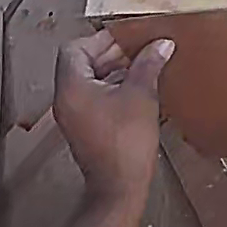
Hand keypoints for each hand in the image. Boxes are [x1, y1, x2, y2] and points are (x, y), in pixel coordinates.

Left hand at [54, 30, 173, 210]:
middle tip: (138, 49)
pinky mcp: (82, 126)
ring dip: (111, 69)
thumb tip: (162, 43)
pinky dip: (110, 87)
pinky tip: (136, 86)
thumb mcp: (141, 96)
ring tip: (141, 65)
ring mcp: (72, 114)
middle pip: (80, 63)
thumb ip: (148, 64)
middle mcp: (65, 98)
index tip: (126, 38)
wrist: (119, 188)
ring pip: (87, 80)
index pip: (76, 48)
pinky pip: (92, 96)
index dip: (101, 40)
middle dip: (109, 53)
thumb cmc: (127, 141)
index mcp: (71, 86)